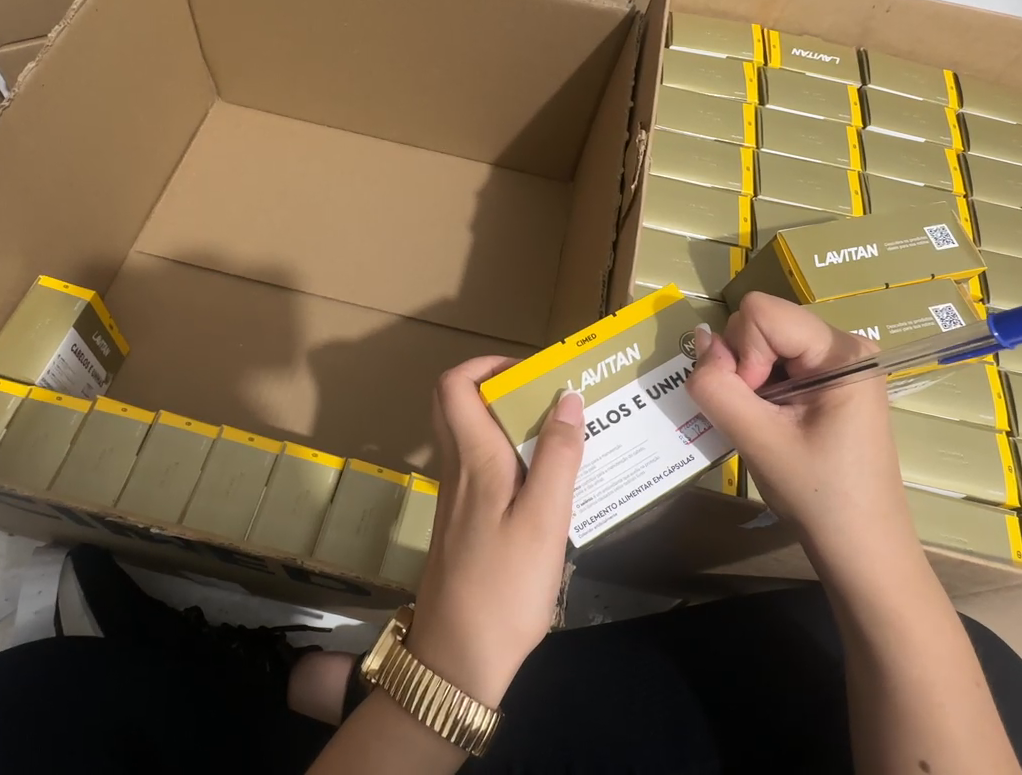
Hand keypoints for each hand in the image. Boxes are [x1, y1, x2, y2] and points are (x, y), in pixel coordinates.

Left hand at [407, 355, 584, 707]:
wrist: (457, 657)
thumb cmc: (504, 586)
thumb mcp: (544, 519)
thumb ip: (557, 456)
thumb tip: (566, 395)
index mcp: (473, 458)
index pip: (454, 385)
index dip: (485, 364)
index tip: (529, 371)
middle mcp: (457, 469)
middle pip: (459, 406)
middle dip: (501, 389)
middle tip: (548, 399)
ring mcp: (456, 498)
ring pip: (473, 439)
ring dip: (509, 426)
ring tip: (559, 437)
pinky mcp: (463, 524)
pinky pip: (482, 471)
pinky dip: (510, 461)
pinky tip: (547, 486)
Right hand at [686, 292, 919, 576]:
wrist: (861, 550)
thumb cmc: (819, 496)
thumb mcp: (757, 439)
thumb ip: (716, 385)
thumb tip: (698, 339)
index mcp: (842, 351)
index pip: (759, 313)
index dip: (741, 354)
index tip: (756, 405)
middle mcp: (843, 345)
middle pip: (760, 322)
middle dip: (741, 364)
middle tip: (756, 417)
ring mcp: (836, 362)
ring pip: (761, 340)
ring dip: (746, 378)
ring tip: (763, 423)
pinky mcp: (826, 381)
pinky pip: (773, 360)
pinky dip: (756, 386)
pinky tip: (769, 420)